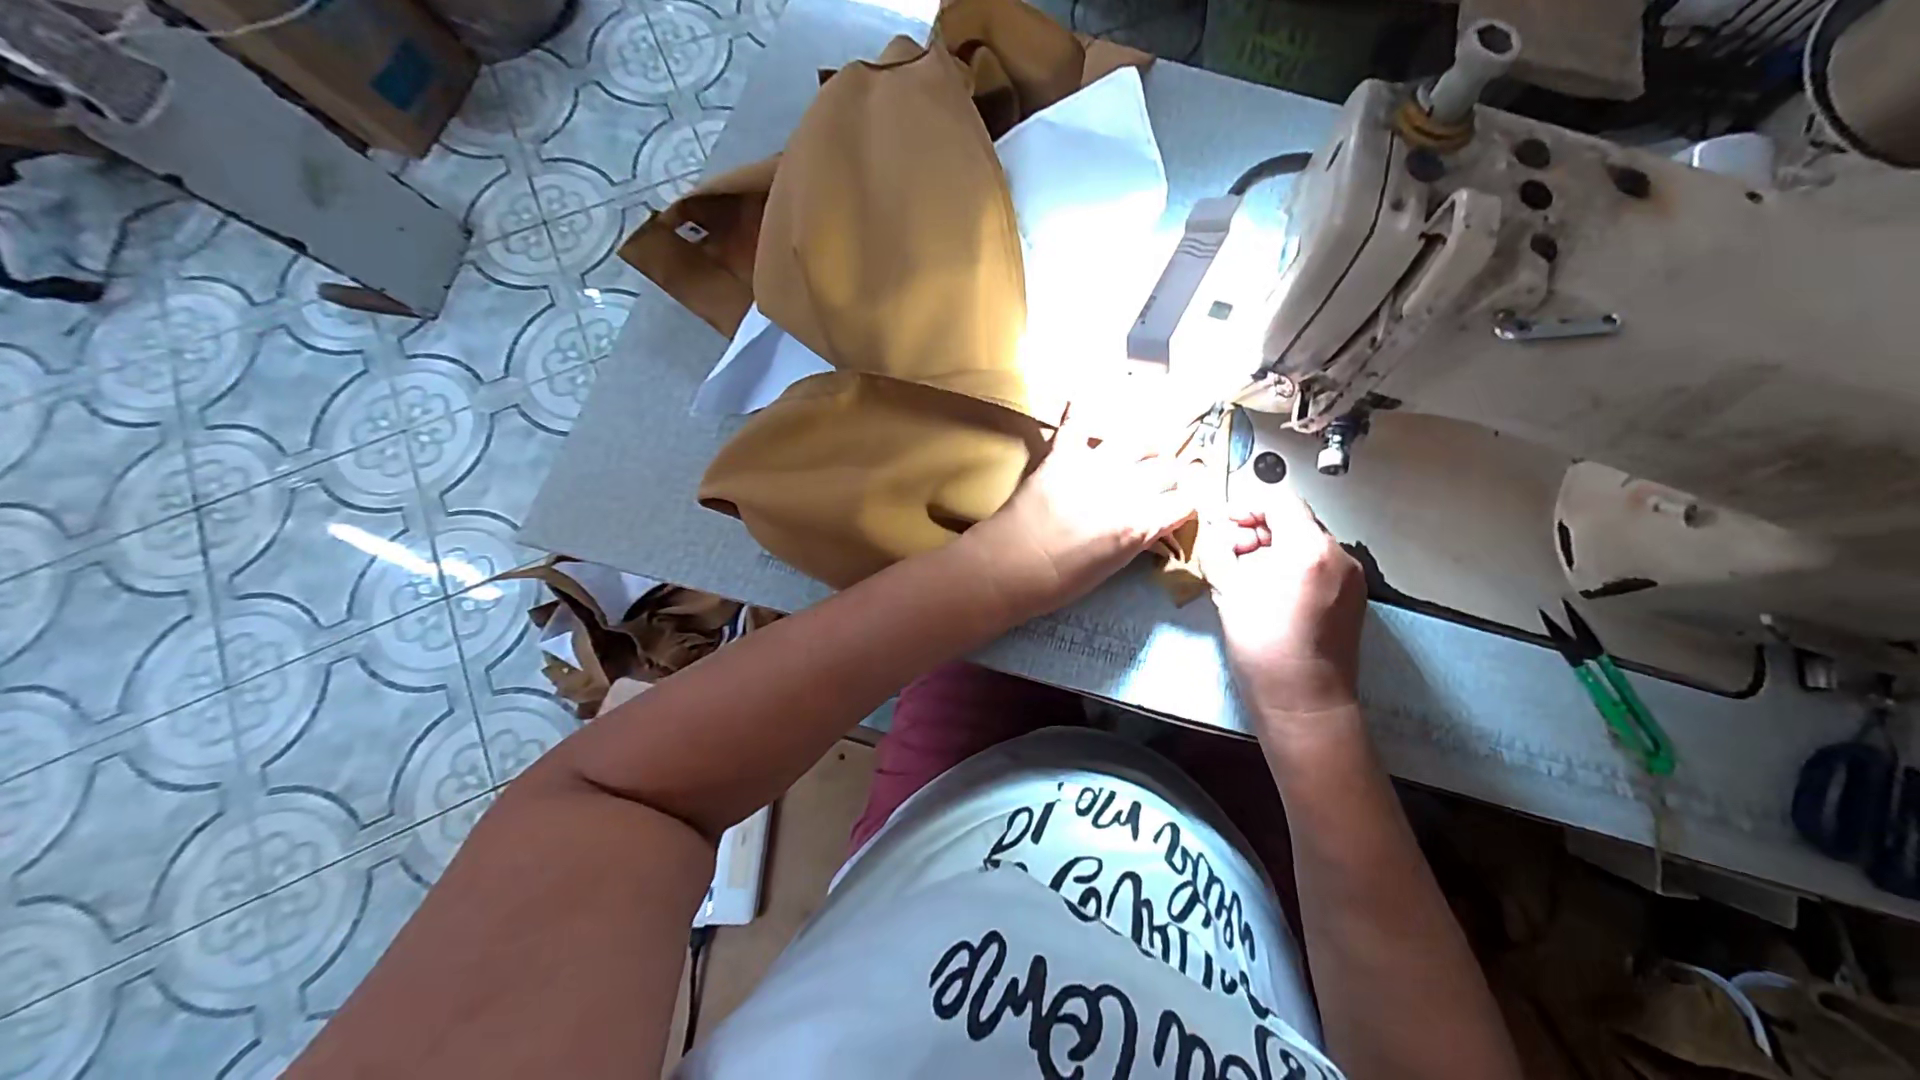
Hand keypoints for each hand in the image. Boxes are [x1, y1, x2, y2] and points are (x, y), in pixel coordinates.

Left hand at [958, 408, 1197, 621]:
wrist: (1009, 566)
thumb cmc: (1059, 581)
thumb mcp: (1112, 566)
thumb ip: (1138, 537)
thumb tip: (1151, 522)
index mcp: (1142, 523)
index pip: (1185, 501)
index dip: (1186, 502)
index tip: (1181, 502)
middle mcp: (1127, 489)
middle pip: (1167, 469)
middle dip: (1169, 476)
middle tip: (1159, 481)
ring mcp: (1096, 466)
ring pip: (1138, 440)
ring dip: (1143, 446)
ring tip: (1138, 452)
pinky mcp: (1064, 454)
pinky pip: (1079, 421)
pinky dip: (1082, 411)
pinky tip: (1086, 399)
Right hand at [1201, 484, 1366, 727]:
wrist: (1304, 702)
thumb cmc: (1264, 647)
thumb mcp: (1229, 591)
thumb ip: (1221, 551)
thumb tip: (1217, 533)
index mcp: (1309, 548)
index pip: (1281, 501)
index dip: (1249, 506)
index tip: (1227, 523)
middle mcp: (1339, 557)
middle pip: (1296, 522)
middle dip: (1260, 530)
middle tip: (1231, 552)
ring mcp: (1351, 579)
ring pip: (1306, 546)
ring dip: (1274, 551)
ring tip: (1246, 576)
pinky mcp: (1352, 600)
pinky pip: (1318, 569)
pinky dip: (1292, 569)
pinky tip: (1269, 594)